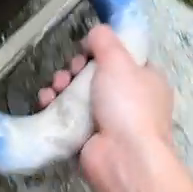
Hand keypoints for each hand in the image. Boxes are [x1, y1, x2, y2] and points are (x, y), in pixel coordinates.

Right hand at [37, 24, 174, 191]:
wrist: (124, 159)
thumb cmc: (127, 104)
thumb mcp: (118, 60)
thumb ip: (105, 40)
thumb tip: (96, 32)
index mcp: (147, 80)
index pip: (124, 58)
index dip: (103, 50)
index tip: (86, 48)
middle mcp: (131, 101)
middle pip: (96, 75)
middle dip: (76, 69)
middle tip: (71, 69)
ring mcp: (110, 122)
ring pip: (79, 94)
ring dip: (62, 85)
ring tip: (54, 86)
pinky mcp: (88, 139)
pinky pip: (68, 116)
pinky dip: (54, 106)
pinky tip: (45, 101)